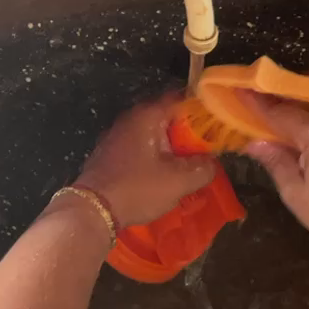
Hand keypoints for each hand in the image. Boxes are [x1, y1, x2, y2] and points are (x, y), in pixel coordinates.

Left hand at [72, 94, 217, 227]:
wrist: (93, 210)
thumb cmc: (138, 189)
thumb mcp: (179, 181)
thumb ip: (203, 168)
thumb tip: (210, 163)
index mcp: (147, 116)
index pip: (180, 99)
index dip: (200, 110)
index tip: (215, 125)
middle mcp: (130, 119)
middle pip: (166, 118)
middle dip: (187, 133)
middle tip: (204, 150)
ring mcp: (116, 136)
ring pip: (152, 135)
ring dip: (169, 147)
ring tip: (185, 165)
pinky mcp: (108, 154)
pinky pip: (138, 148)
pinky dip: (153, 156)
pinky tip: (160, 175)